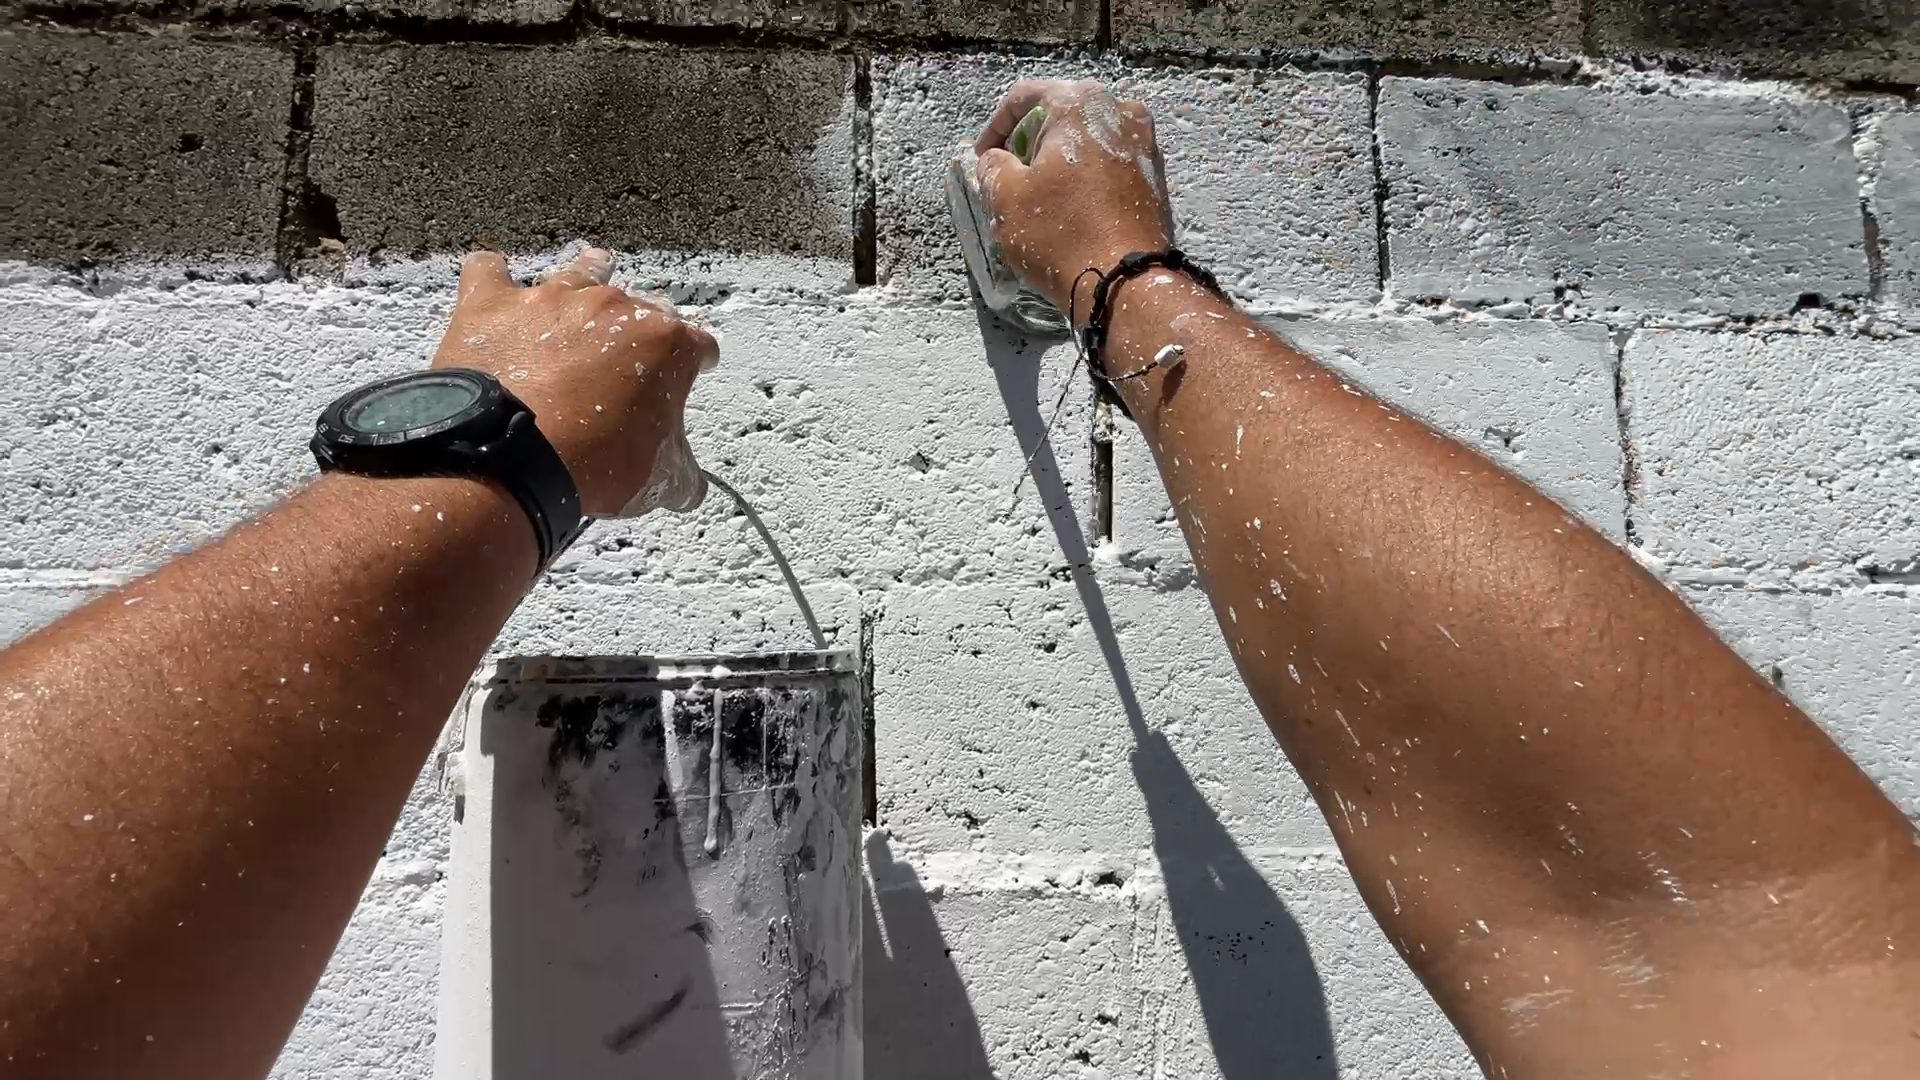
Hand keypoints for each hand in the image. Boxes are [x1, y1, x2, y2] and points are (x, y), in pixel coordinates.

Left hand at [432, 248, 718, 517]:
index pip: (701, 344)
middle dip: (647, 327)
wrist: (513, 458)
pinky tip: (499, 290)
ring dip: (592, 273)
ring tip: (594, 276)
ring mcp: (554, 300)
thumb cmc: (601, 463)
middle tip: (636, 354)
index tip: (695, 371)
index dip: (700, 361)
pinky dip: (496, 280)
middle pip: (646, 306)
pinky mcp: (494, 304)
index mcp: (669, 346)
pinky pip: (491, 271)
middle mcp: (617, 308)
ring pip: (582, 270)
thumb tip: (690, 490)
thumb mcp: (662, 481)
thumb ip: (684, 476)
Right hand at [973, 80, 1174, 319]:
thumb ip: (993, 168)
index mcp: (1081, 103)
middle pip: (1060, 118)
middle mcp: (1120, 110)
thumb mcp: (1007, 200)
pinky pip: (1108, 169)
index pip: (1024, 98)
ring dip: (1058, 167)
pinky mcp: (1153, 179)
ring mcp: (1144, 144)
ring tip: (1040, 203)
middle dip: (1029, 149)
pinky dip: (1085, 183)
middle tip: (1010, 182)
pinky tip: (1070, 213)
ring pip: (1086, 145)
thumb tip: (993, 160)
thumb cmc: (1061, 235)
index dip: (994, 128)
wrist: (1124, 282)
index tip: (982, 159)